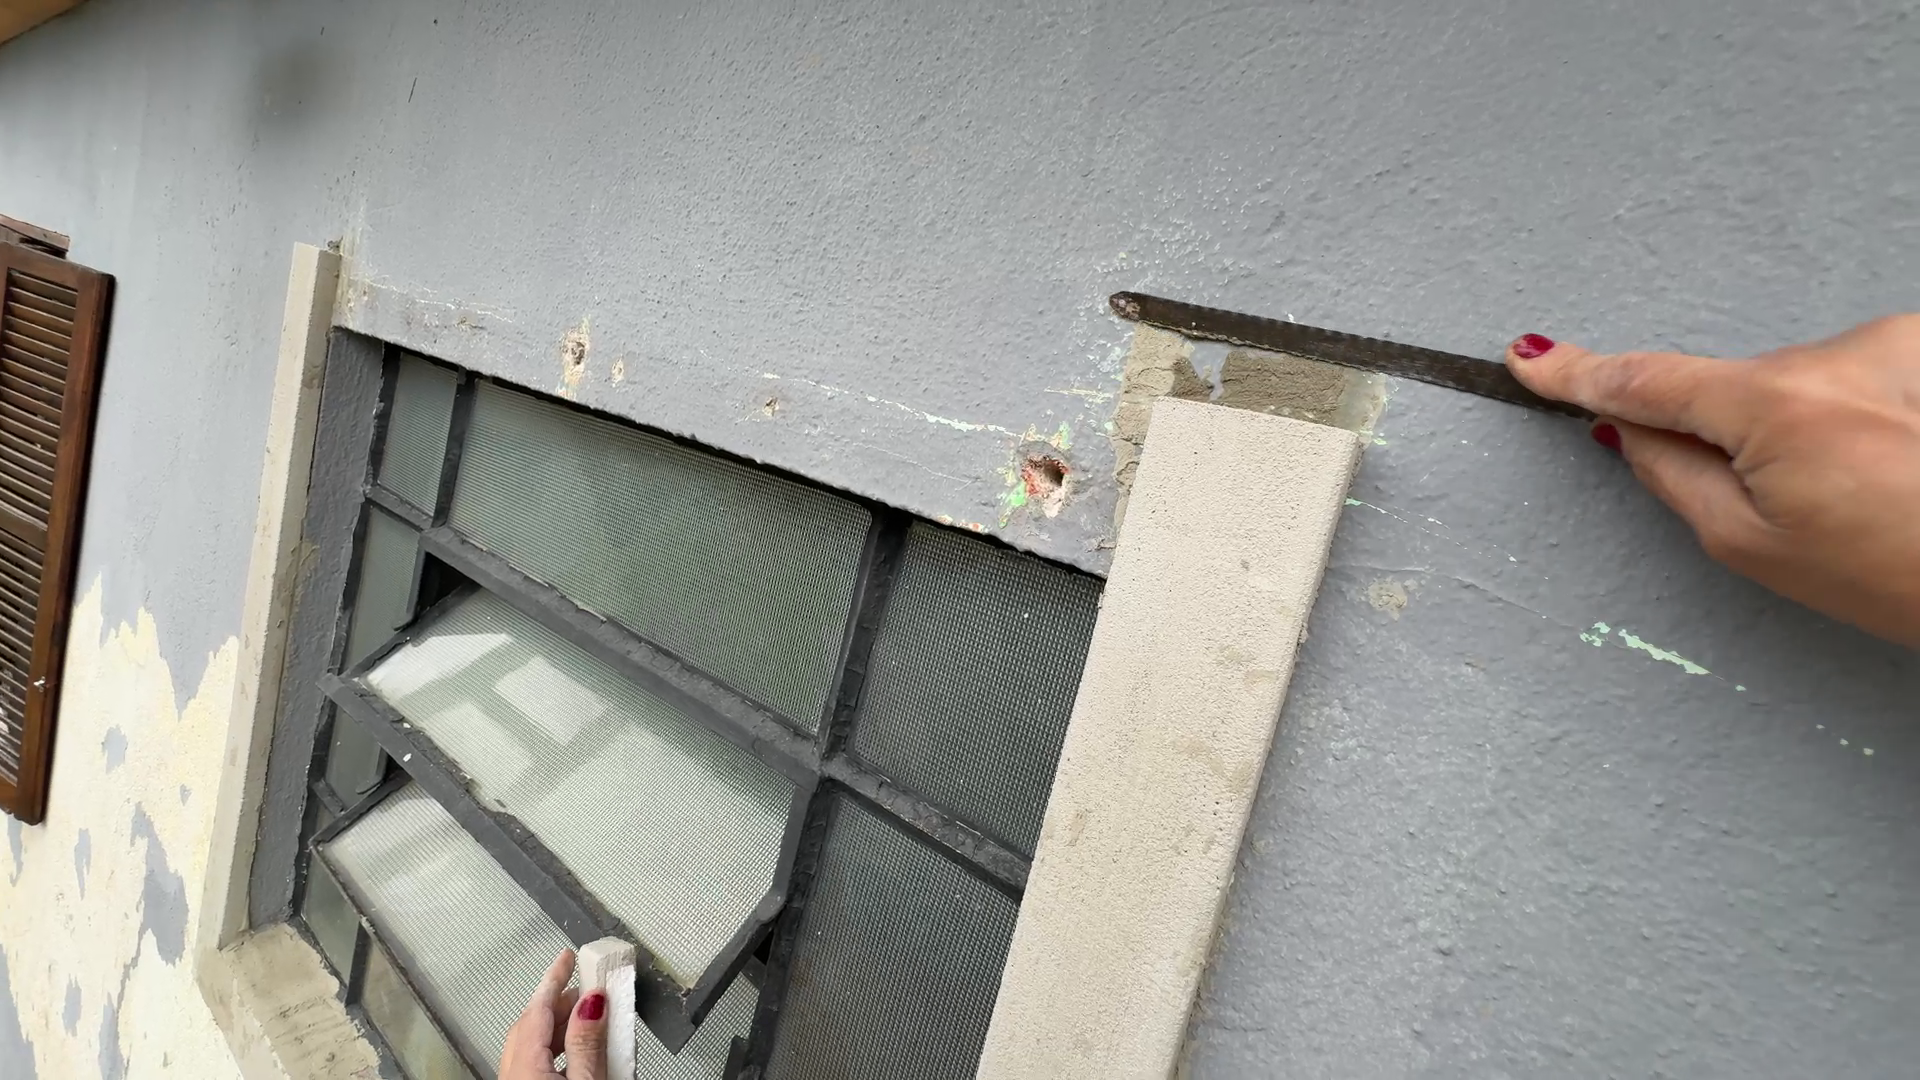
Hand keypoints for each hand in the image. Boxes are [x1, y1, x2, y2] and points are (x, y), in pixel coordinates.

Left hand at [499, 949, 608, 1079]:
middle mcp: (512, 1079)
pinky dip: (556, 1046)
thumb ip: (587, 1042)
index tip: (567, 955)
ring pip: (531, 1046)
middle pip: (530, 1026)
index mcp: (524, 1070)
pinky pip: (533, 1063)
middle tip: (590, 988)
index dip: (554, 977)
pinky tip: (579, 1053)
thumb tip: (592, 1000)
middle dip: (560, 1000)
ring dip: (560, 1025)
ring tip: (593, 1018)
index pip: (536, 1010)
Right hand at [1504, 316, 1919, 646]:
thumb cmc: (1910, 577)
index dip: (1574, 374)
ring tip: (1864, 490)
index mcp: (1781, 406)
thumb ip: (1669, 473)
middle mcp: (1846, 355)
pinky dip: (1844, 418)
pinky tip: (1897, 463)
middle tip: (1785, 501)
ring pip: (1787, 386)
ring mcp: (1905, 344)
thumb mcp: (1748, 542)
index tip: (1529, 356)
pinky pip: (1844, 377)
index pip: (1643, 382)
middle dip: (1720, 436)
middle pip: (1722, 391)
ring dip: (1792, 429)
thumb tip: (1631, 429)